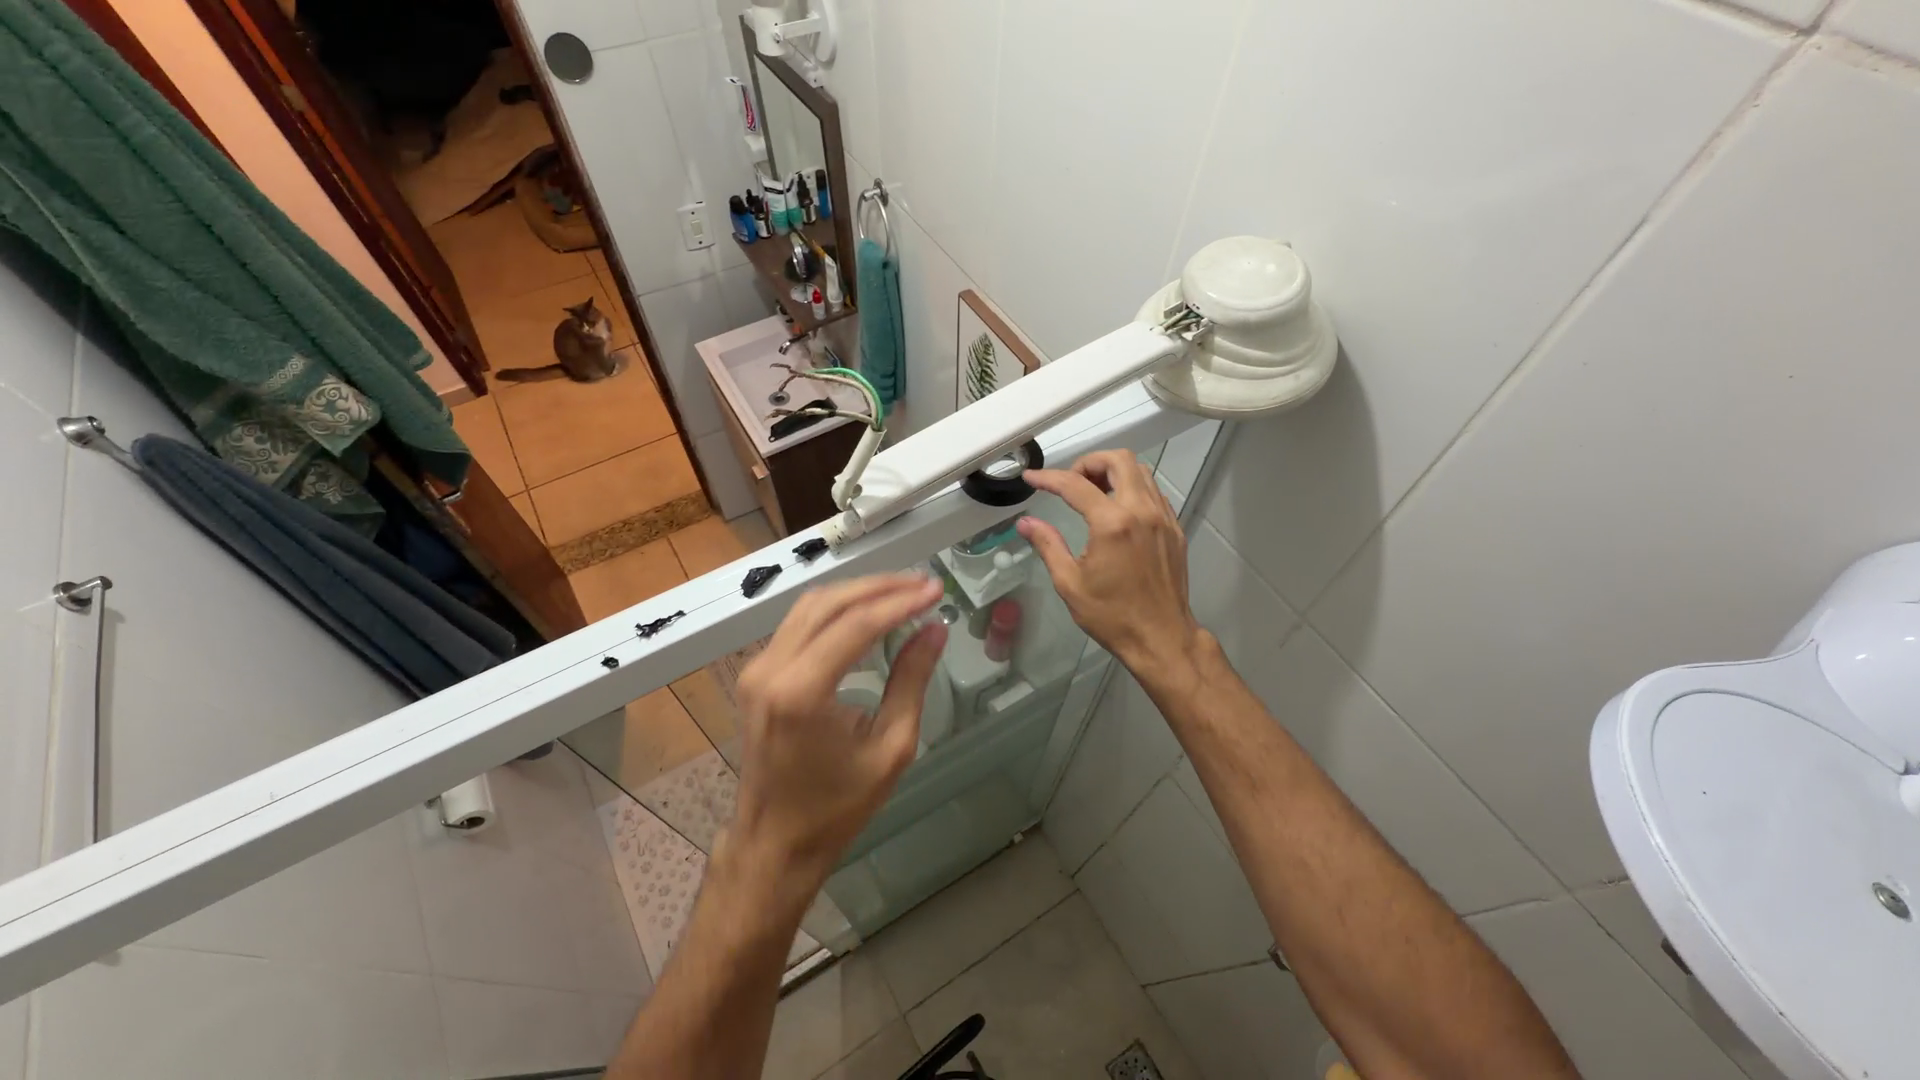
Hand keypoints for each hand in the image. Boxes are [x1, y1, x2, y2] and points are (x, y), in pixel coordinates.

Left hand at [728, 574, 947, 894]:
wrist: (775, 842)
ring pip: (809, 606)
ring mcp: (757, 669)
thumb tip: (934, 631)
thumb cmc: (836, 807)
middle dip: (879, 587)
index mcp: (800, 692)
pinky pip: (798, 625)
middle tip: (922, 584)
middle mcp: (770, 670)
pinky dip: (835, 611)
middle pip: (828, 603)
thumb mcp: (890, 748)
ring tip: (902, 592)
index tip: (936, 590)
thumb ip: (910, 682)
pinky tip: (867, 614)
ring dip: (856, 593)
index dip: (899, 601)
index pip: (855, 624)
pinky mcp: (756, 675)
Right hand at [1018, 451, 1206, 678]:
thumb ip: (1048, 545)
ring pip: (1140, 472)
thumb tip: (1025, 523)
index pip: (1076, 485)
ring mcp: (1163, 518)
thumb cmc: (1112, 616)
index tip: (1032, 479)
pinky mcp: (1175, 529)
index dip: (1049, 478)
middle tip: (1071, 483)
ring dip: (1113, 473)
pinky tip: (1117, 511)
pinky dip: (1133, 489)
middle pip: (1118, 460)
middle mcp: (1142, 512)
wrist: (1161, 638)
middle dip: (1089, 462)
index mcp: (1113, 524)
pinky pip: (1154, 493)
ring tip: (1092, 493)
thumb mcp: (1070, 583)